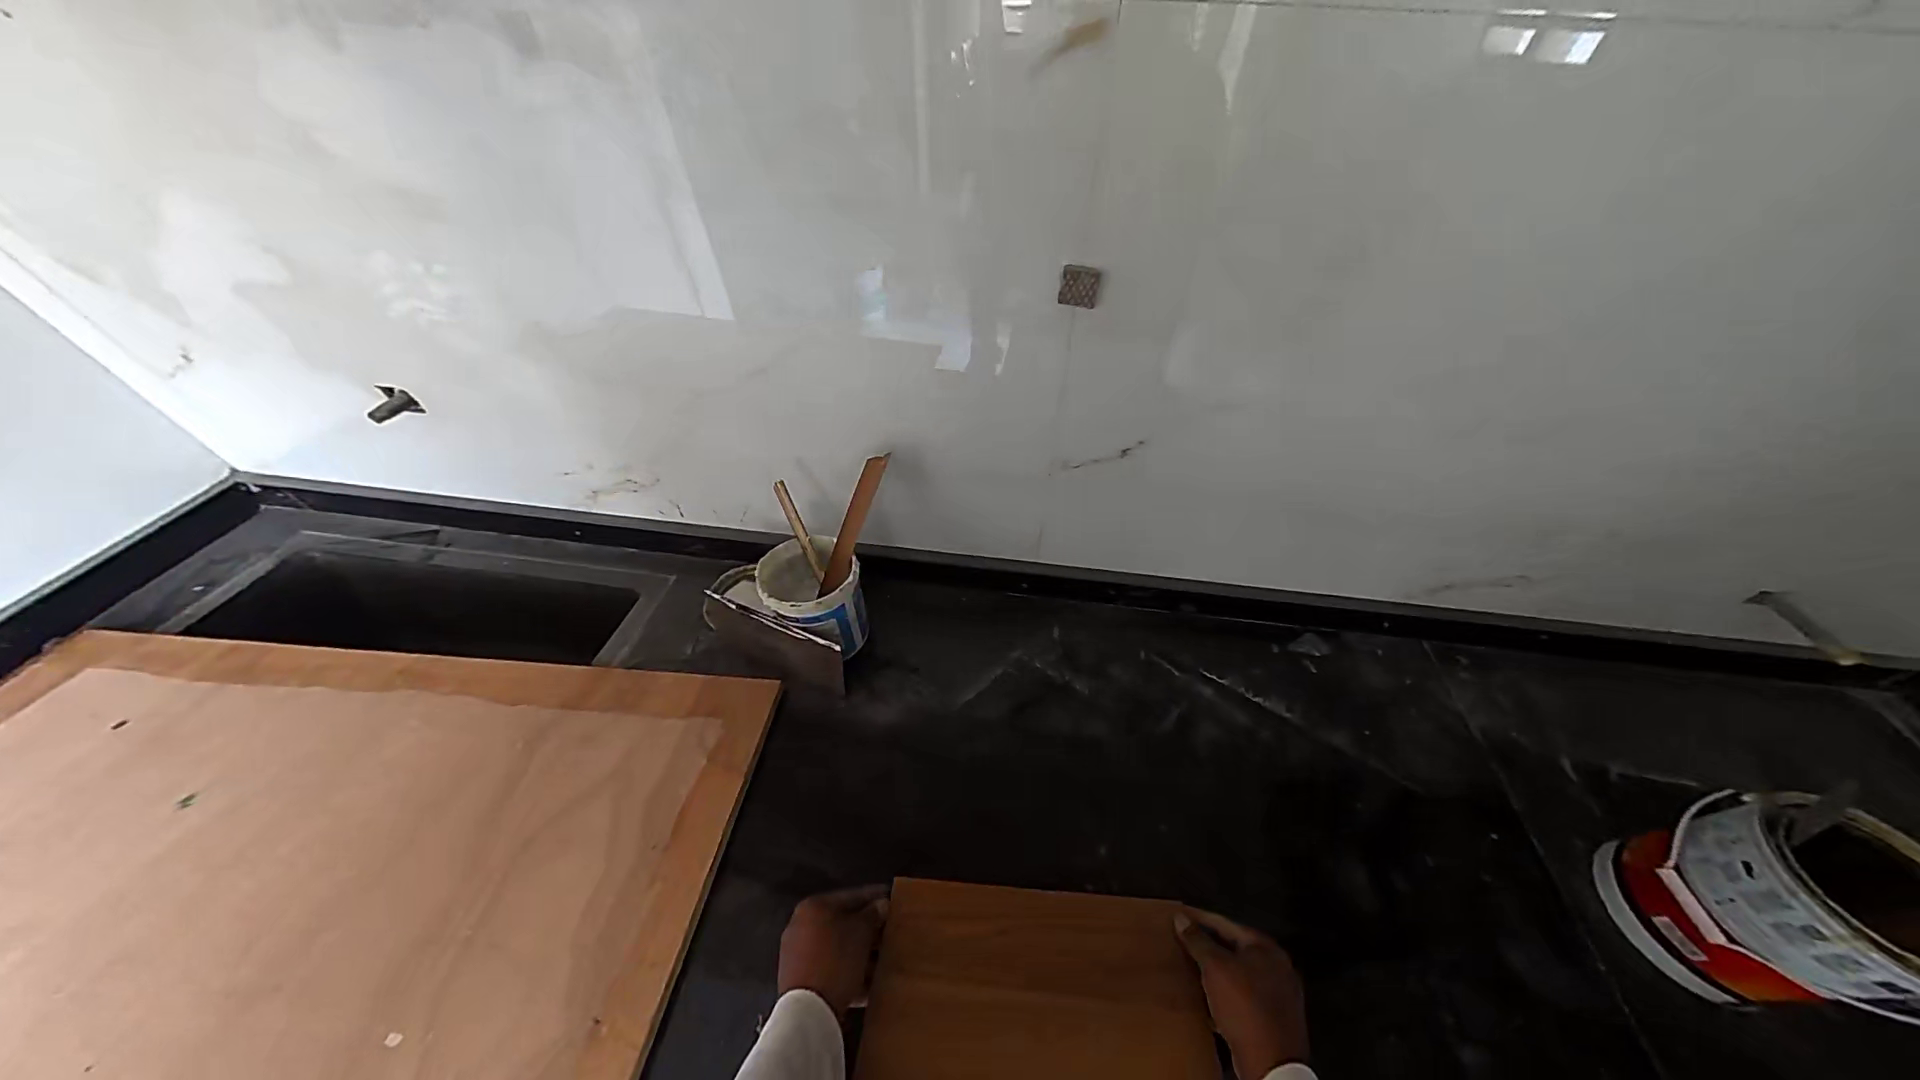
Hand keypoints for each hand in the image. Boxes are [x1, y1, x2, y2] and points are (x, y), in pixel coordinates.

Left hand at [777, 885, 890, 1019]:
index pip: (852, 896)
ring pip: (839, 949)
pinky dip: (851, 973)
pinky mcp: (802, 982)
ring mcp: (799, 956)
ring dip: (862, 953)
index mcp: (814, 907)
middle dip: (869, 928)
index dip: (875, 896)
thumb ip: (873, 915)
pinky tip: (872, 983)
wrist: (807, 1014)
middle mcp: (802, 926)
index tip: (894, 899)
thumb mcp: (861, 932)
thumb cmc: (836, 960)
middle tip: (893, 930)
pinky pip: (832, 970)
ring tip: (887, 958)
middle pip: (844, 923)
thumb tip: (882, 905)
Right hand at [1173, 906, 1308, 1078]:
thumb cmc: (1243, 1005)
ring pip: (1239, 973)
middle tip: (1183, 939)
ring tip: (1190, 966)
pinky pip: (1243, 995)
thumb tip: (1181, 918)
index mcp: (1266, 948)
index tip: (1179, 915)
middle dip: (1208, 945)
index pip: (1226, 924)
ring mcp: (1279, 994)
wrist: (1272, 1064)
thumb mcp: (1214, 967)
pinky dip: (1225, 991)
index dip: (1200, 918)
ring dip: (1215, 970)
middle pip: (1234, 948)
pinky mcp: (1274, 1018)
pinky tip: (1207, 996)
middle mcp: (1277, 966)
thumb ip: (1197, 941)